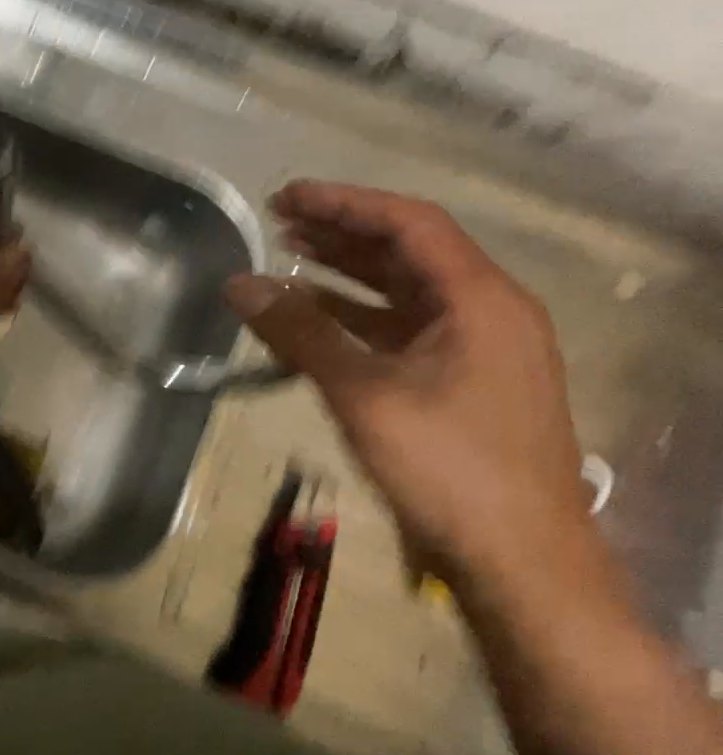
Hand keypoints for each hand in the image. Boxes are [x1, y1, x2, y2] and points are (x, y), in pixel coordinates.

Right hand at [224, 181, 586, 575]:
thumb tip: (237, 284)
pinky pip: (403, 329)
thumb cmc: (446, 466)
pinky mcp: (462, 382)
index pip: (411, 225)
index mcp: (481, 301)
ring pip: (405, 290)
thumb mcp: (362, 393)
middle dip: (342, 232)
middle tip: (276, 221)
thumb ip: (299, 332)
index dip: (345, 203)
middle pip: (410, 252)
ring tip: (287, 255)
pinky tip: (312, 315)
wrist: (517, 557)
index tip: (284, 197)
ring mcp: (478, 350)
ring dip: (347, 270)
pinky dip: (355, 314)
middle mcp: (488, 313)